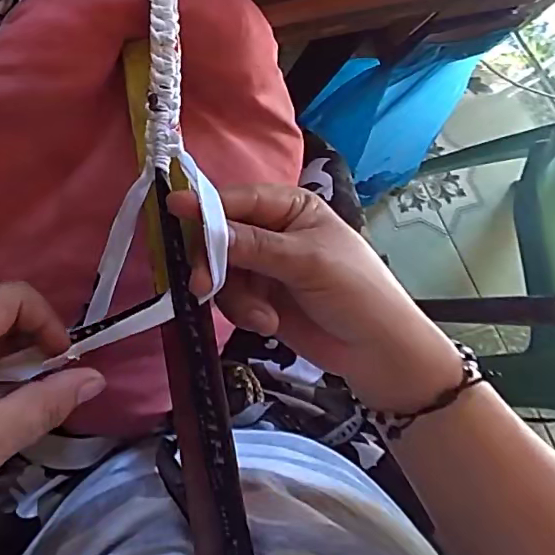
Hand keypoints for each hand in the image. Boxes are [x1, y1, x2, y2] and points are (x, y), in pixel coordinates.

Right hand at [171, 183, 461, 412]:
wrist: (380, 355)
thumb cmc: (356, 292)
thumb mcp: (306, 262)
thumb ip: (252, 245)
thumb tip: (203, 224)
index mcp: (289, 207)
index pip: (238, 199)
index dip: (206, 206)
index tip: (173, 209)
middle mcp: (271, 230)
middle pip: (220, 235)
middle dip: (214, 261)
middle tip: (202, 283)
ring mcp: (263, 265)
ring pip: (221, 270)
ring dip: (234, 295)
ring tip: (261, 317)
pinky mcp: (258, 297)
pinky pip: (229, 296)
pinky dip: (242, 311)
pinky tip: (267, 323)